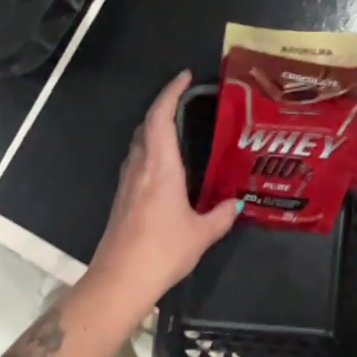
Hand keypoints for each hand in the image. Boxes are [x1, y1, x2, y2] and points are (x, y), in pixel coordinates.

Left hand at [85, 71, 240, 310]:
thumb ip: (220, 215)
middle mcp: (139, 167)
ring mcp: (126, 183)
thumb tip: (236, 204)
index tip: (184, 77)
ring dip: (154, 130)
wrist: (121, 279)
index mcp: (160, 166)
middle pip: (146, 126)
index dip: (170, 92)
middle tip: (185, 102)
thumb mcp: (201, 234)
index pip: (160, 116)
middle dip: (163, 108)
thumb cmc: (163, 251)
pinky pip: (136, 163)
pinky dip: (150, 152)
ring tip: (178, 130)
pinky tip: (164, 167)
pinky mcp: (122, 199)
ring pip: (138, 144)